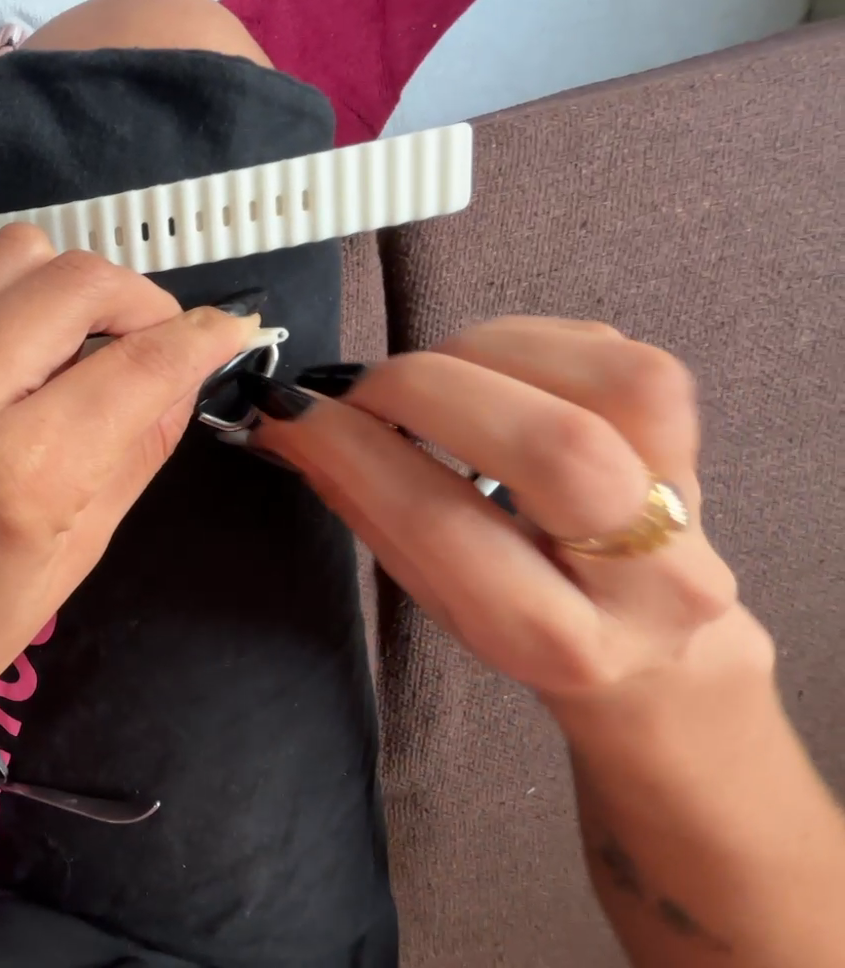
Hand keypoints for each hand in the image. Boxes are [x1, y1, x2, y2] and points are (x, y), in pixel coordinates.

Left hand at [0, 224, 260, 727]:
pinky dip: (26, 300)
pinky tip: (39, 354)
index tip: (230, 334)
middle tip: (158, 348)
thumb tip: (184, 371)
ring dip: (78, 287)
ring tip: (94, 346)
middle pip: (74, 279)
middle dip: (142, 300)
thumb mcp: (80, 551)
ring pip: (19, 257)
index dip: (201, 339)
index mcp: (15, 474)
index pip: (134, 365)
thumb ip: (139, 446)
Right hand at [250, 317, 769, 714]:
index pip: (437, 519)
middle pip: (552, 445)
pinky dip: (529, 341)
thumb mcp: (421, 587)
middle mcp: (650, 579)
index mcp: (553, 639)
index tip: (286, 410)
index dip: (350, 447)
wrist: (656, 643)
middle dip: (423, 389)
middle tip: (358, 389)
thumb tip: (284, 421)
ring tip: (427, 374)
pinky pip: (624, 355)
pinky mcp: (702, 442)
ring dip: (488, 353)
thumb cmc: (512, 618)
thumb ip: (360, 502)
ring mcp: (693, 506)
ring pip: (620, 381)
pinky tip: (481, 367)